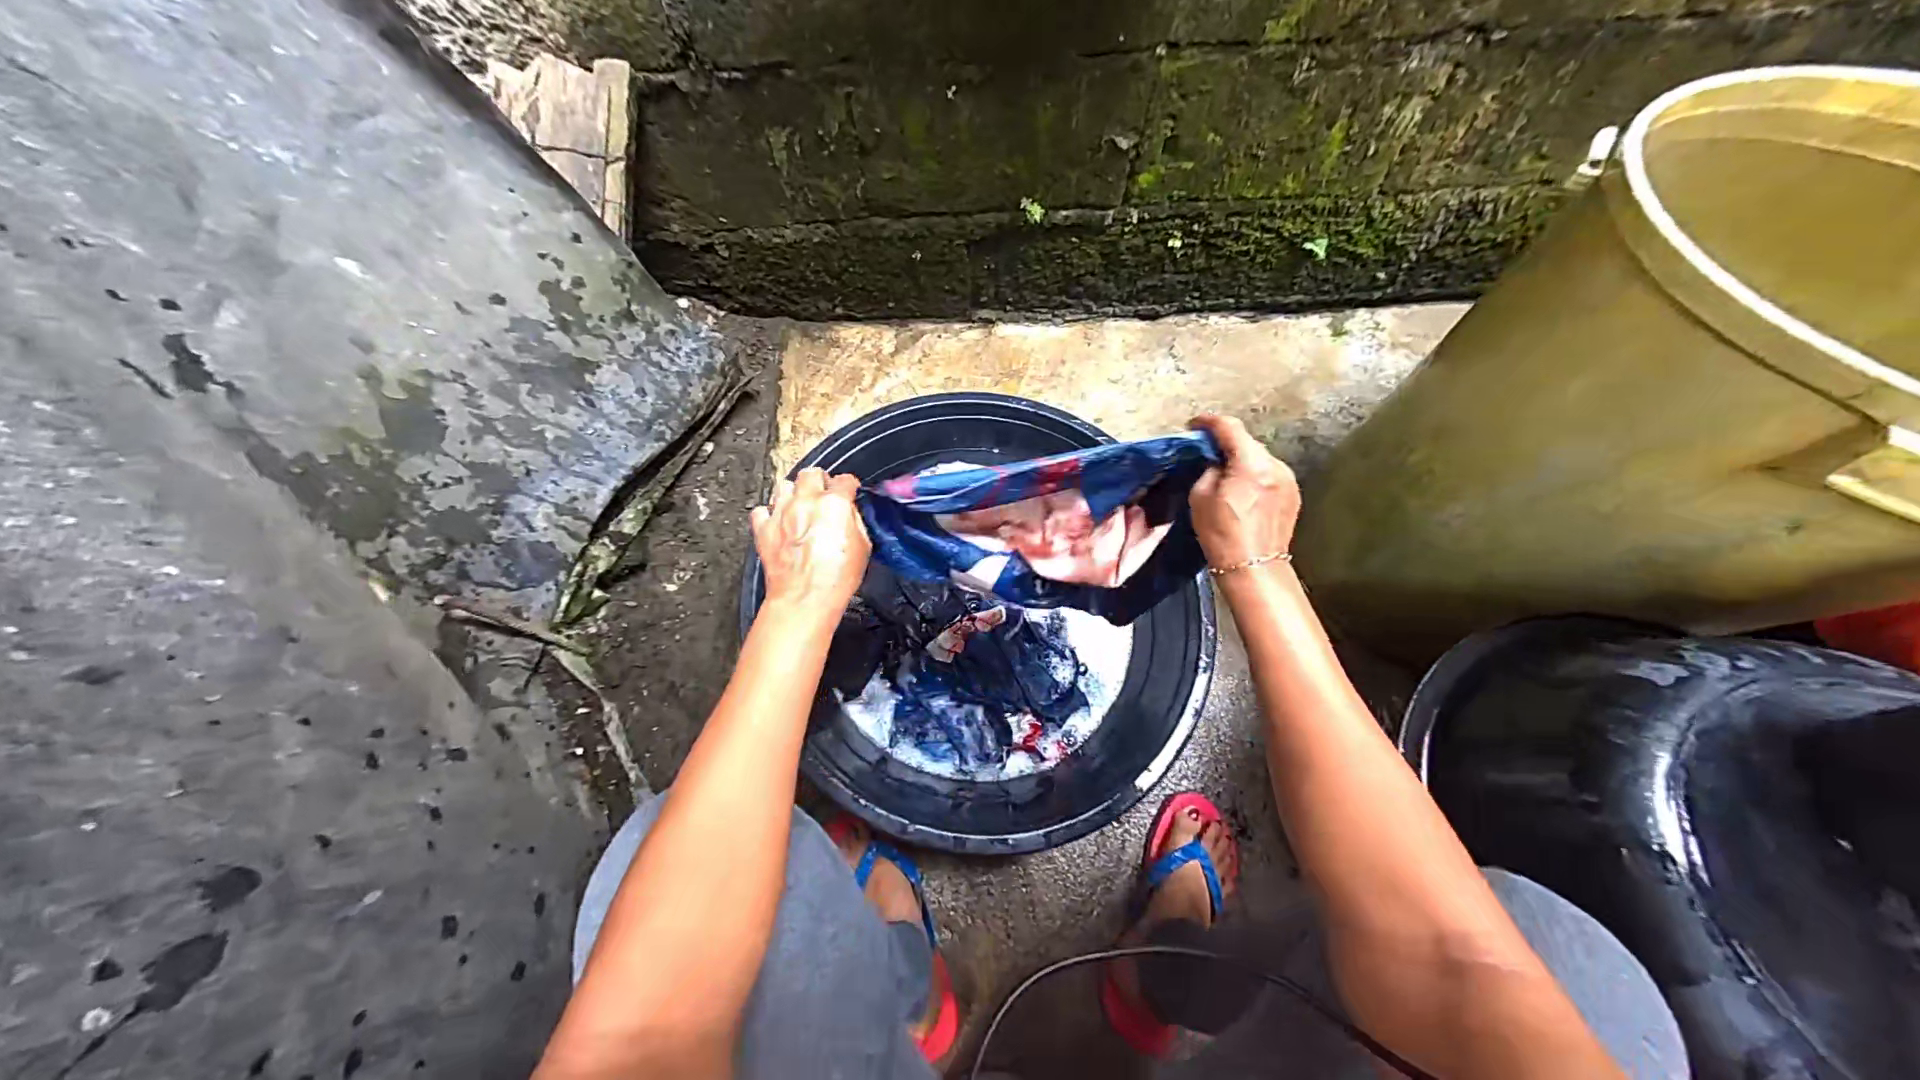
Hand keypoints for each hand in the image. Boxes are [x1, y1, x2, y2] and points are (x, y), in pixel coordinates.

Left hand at [752, 467, 870, 611]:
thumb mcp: (863, 547)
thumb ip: (856, 522)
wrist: (805, 598)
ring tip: (800, 505)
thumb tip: (850, 513)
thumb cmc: (834, 580)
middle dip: (819, 481)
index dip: (848, 485)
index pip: (844, 480)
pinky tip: (778, 521)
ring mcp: (781, 513)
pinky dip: (769, 513)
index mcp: (834, 504)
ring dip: (794, 492)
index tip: (848, 490)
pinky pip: (762, 510)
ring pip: (784, 485)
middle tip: (823, 493)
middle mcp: (805, 502)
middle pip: (811, 473)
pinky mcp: (764, 528)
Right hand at [1187, 415, 1300, 569]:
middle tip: (1205, 453)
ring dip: (1241, 461)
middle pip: (1247, 442)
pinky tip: (1242, 491)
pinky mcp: (1293, 494)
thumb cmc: (1222, 535)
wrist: (1254, 567)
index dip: (1208, 422)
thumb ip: (1208, 469)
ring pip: (1259, 458)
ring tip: (1224, 475)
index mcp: (1251, 464)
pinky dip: (1254, 475)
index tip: (1194, 425)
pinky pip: (1269, 474)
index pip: (1229, 427)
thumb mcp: (1200, 497)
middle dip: (1226, 443)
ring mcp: (1288, 480)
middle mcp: (1276, 466)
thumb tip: (1215, 461)